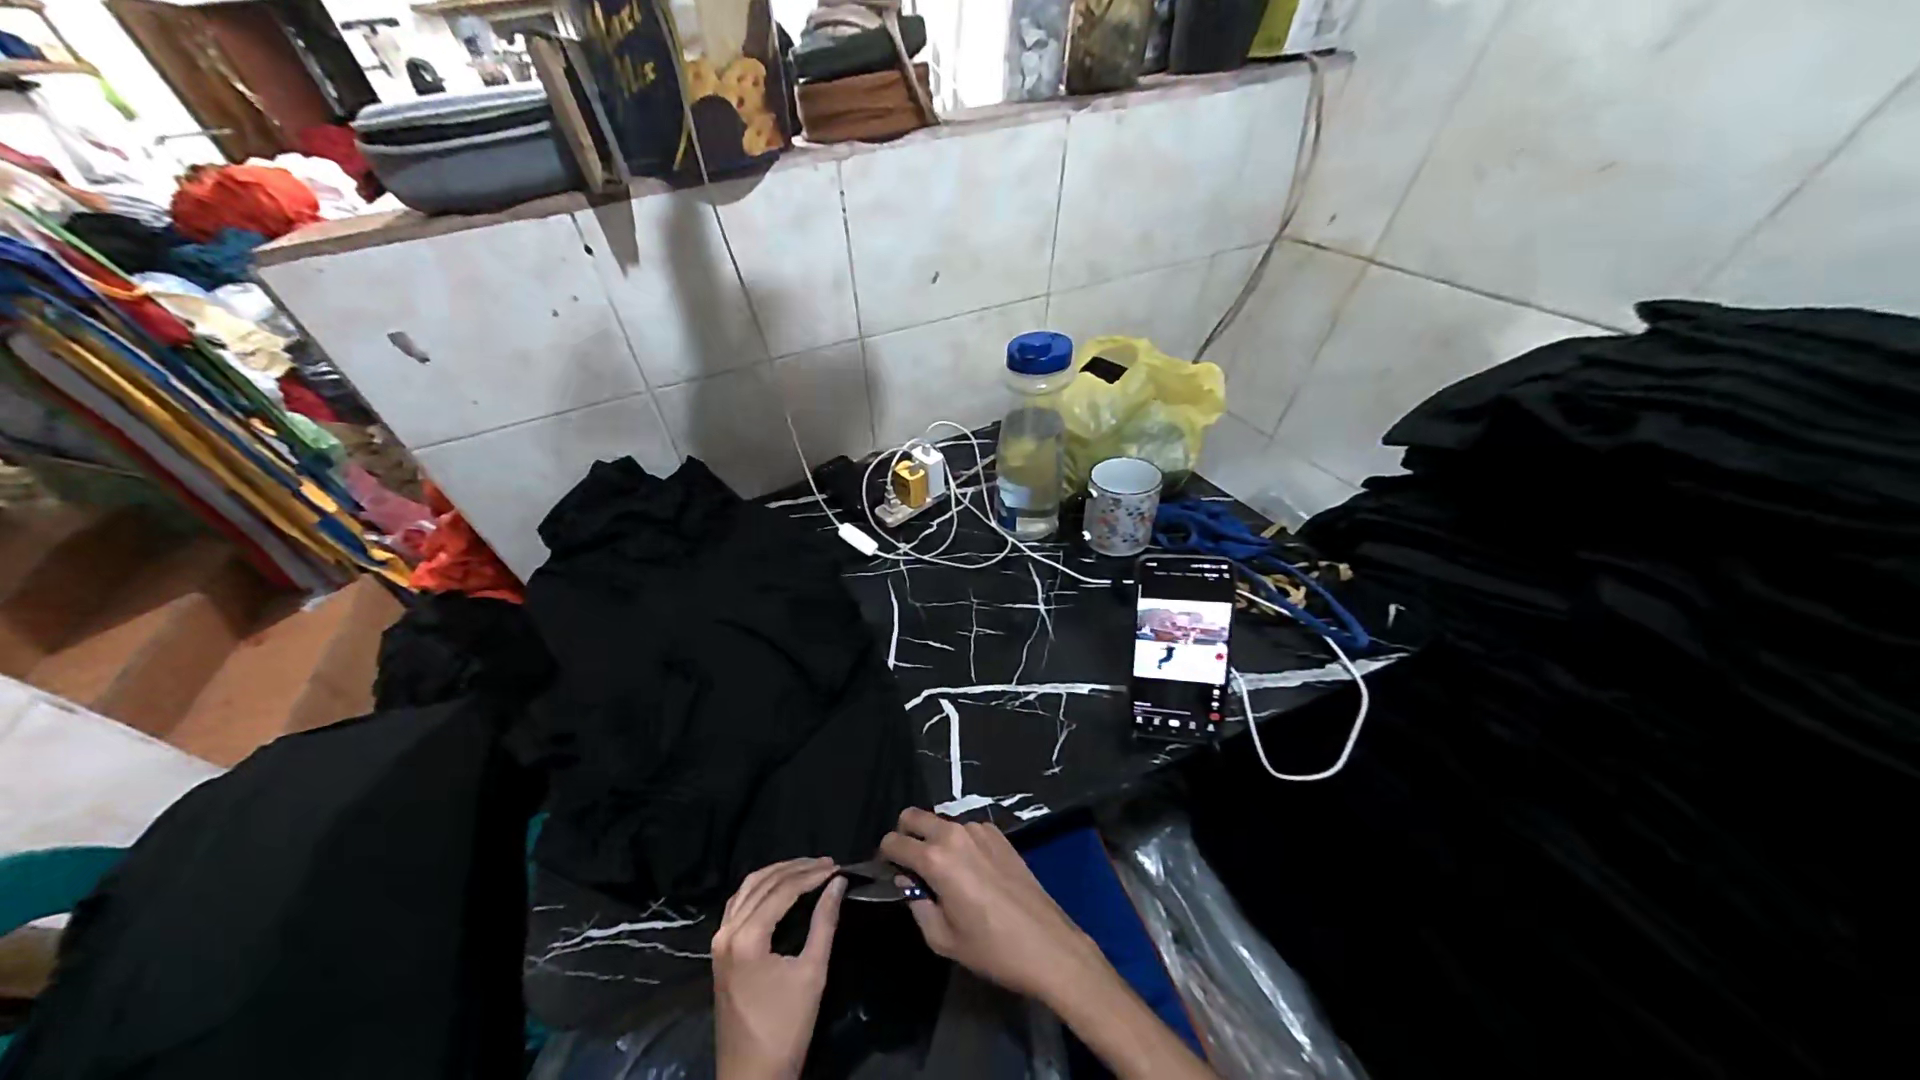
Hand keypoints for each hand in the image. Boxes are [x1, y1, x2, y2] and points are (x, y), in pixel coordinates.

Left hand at [713, 857, 846, 1079]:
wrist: (752, 1076)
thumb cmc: (786, 1027)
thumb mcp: (812, 972)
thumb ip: (824, 922)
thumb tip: (838, 883)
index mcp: (746, 937)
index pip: (782, 890)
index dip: (812, 875)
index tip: (838, 867)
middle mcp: (726, 931)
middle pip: (763, 884)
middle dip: (796, 869)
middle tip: (827, 864)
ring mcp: (719, 941)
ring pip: (747, 889)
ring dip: (777, 874)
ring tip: (808, 869)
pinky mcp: (720, 950)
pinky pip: (738, 905)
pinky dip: (761, 889)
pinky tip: (780, 887)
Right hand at [878, 808, 1103, 1004]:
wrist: (1048, 945)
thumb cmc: (991, 948)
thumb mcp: (942, 938)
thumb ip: (916, 904)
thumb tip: (907, 882)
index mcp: (936, 858)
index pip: (894, 841)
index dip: (885, 857)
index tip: (889, 874)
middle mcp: (955, 834)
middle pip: (914, 816)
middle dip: (905, 835)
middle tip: (910, 867)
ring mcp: (980, 830)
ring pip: (942, 823)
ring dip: (934, 840)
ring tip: (946, 875)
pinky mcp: (999, 835)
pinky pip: (967, 831)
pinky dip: (960, 844)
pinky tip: (973, 873)